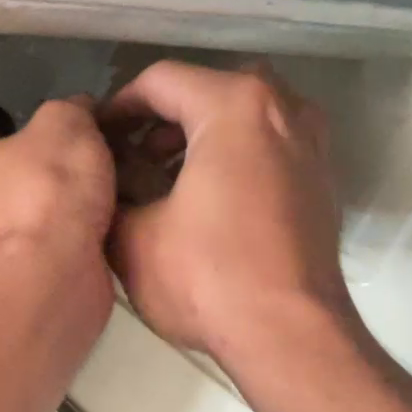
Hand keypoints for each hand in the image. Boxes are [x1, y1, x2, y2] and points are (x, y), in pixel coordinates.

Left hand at [0, 97, 115, 275]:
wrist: (50, 281)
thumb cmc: (42, 193)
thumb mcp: (64, 126)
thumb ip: (68, 113)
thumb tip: (78, 113)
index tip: (23, 126)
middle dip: (11, 176)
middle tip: (55, 164)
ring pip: (4, 226)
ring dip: (33, 216)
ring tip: (80, 198)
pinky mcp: (6, 292)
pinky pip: (29, 257)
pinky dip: (50, 247)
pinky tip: (85, 235)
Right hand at [100, 61, 354, 359]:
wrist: (285, 330)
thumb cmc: (204, 278)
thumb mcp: (134, 239)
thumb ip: (113, 195)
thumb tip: (105, 181)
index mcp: (233, 107)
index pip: (161, 81)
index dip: (116, 107)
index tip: (92, 139)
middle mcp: (282, 107)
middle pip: (206, 92)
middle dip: (159, 120)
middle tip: (125, 159)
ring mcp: (310, 142)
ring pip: (241, 119)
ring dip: (196, 140)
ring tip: (158, 182)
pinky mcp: (319, 179)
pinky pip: (265, 148)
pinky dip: (229, 160)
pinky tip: (200, 203)